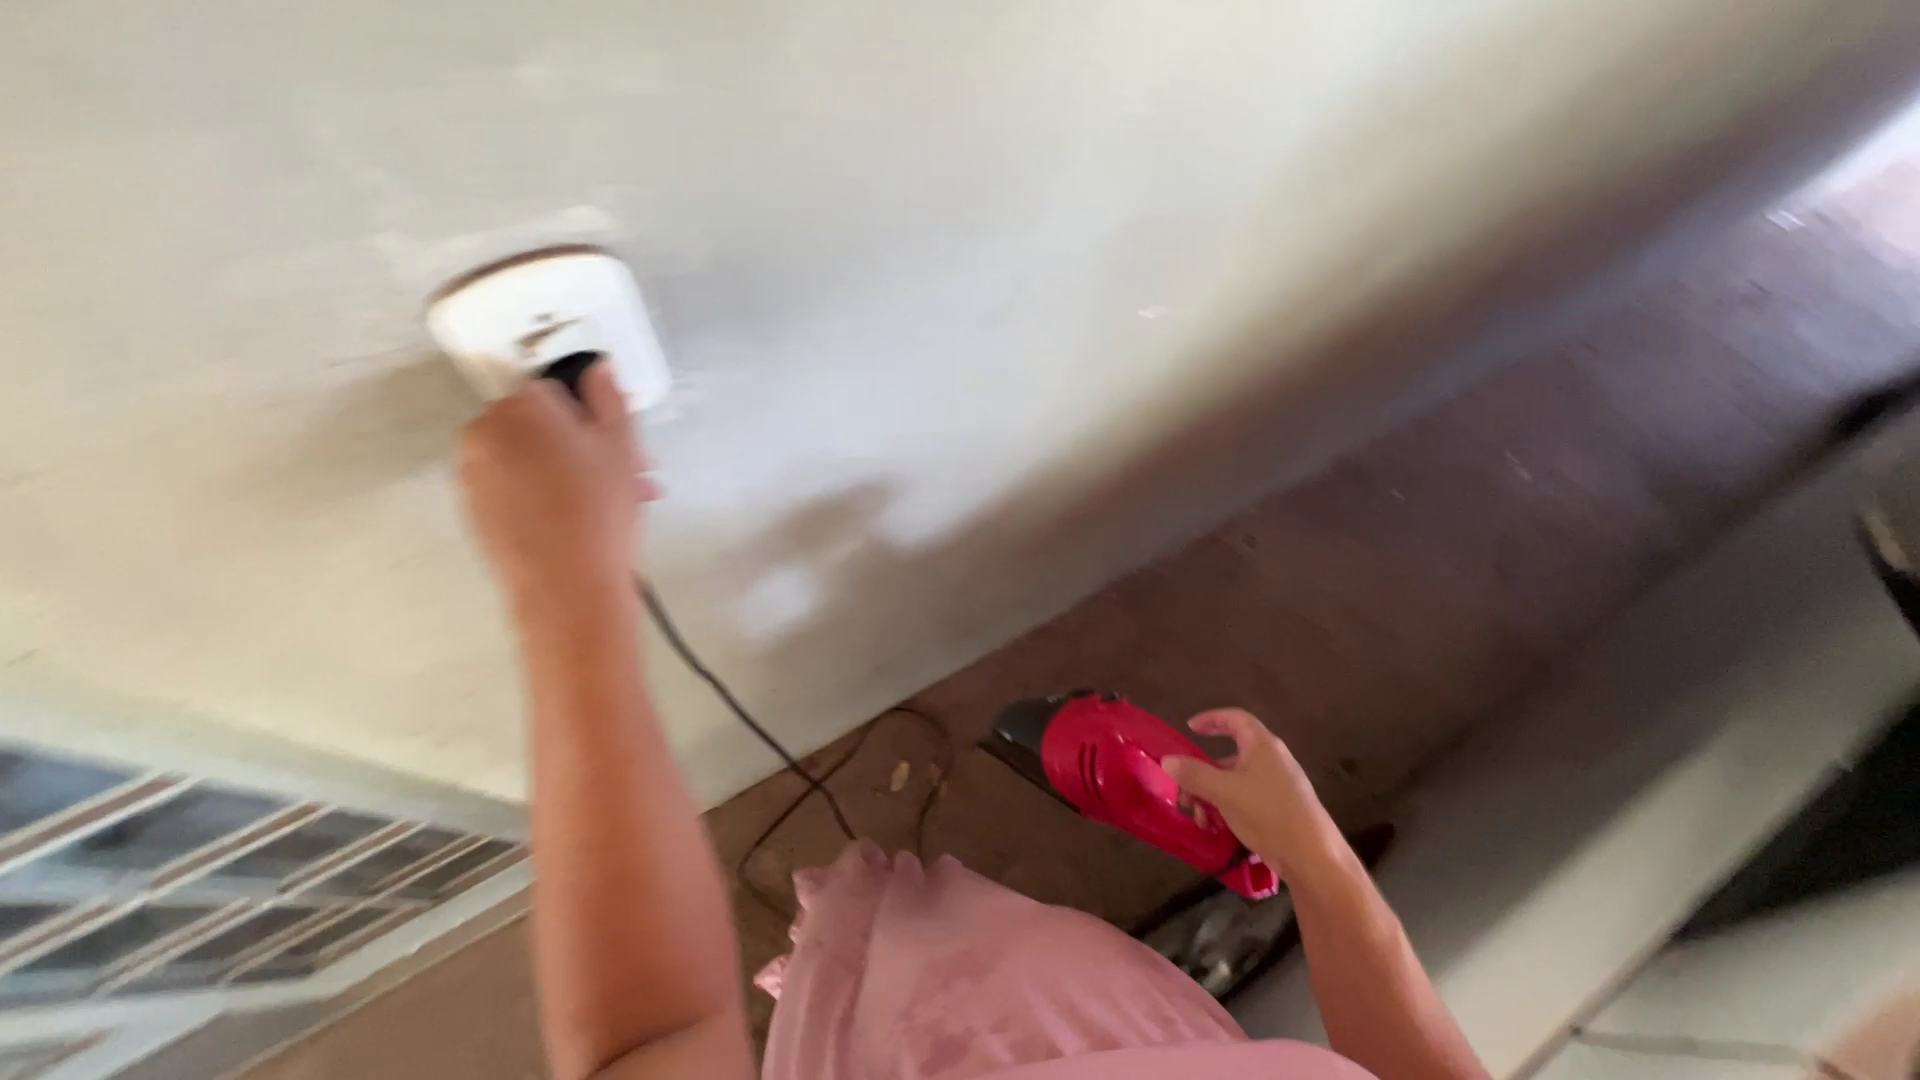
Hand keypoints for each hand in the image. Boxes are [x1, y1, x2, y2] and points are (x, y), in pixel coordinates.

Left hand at [457, 361, 659, 610]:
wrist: (567, 587)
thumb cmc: (598, 512)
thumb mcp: (621, 446)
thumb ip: (608, 396)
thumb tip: (599, 366)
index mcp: (522, 407)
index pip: (558, 390)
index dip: (594, 417)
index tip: (620, 443)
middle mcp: (486, 432)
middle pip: (541, 426)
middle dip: (583, 446)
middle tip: (626, 476)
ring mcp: (473, 473)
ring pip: (529, 459)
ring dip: (568, 472)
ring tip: (609, 504)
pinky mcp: (473, 509)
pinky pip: (513, 488)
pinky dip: (543, 495)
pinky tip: (578, 520)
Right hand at [1162, 709, 1346, 881]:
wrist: (1313, 857)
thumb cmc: (1267, 812)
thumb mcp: (1223, 791)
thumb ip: (1193, 774)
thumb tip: (1167, 760)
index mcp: (1262, 745)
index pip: (1235, 718)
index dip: (1211, 719)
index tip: (1190, 728)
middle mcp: (1271, 760)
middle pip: (1229, 756)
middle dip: (1202, 774)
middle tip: (1184, 793)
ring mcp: (1278, 785)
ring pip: (1234, 782)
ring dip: (1211, 796)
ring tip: (1200, 819)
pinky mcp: (1280, 809)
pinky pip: (1246, 799)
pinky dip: (1227, 809)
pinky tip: (1217, 829)